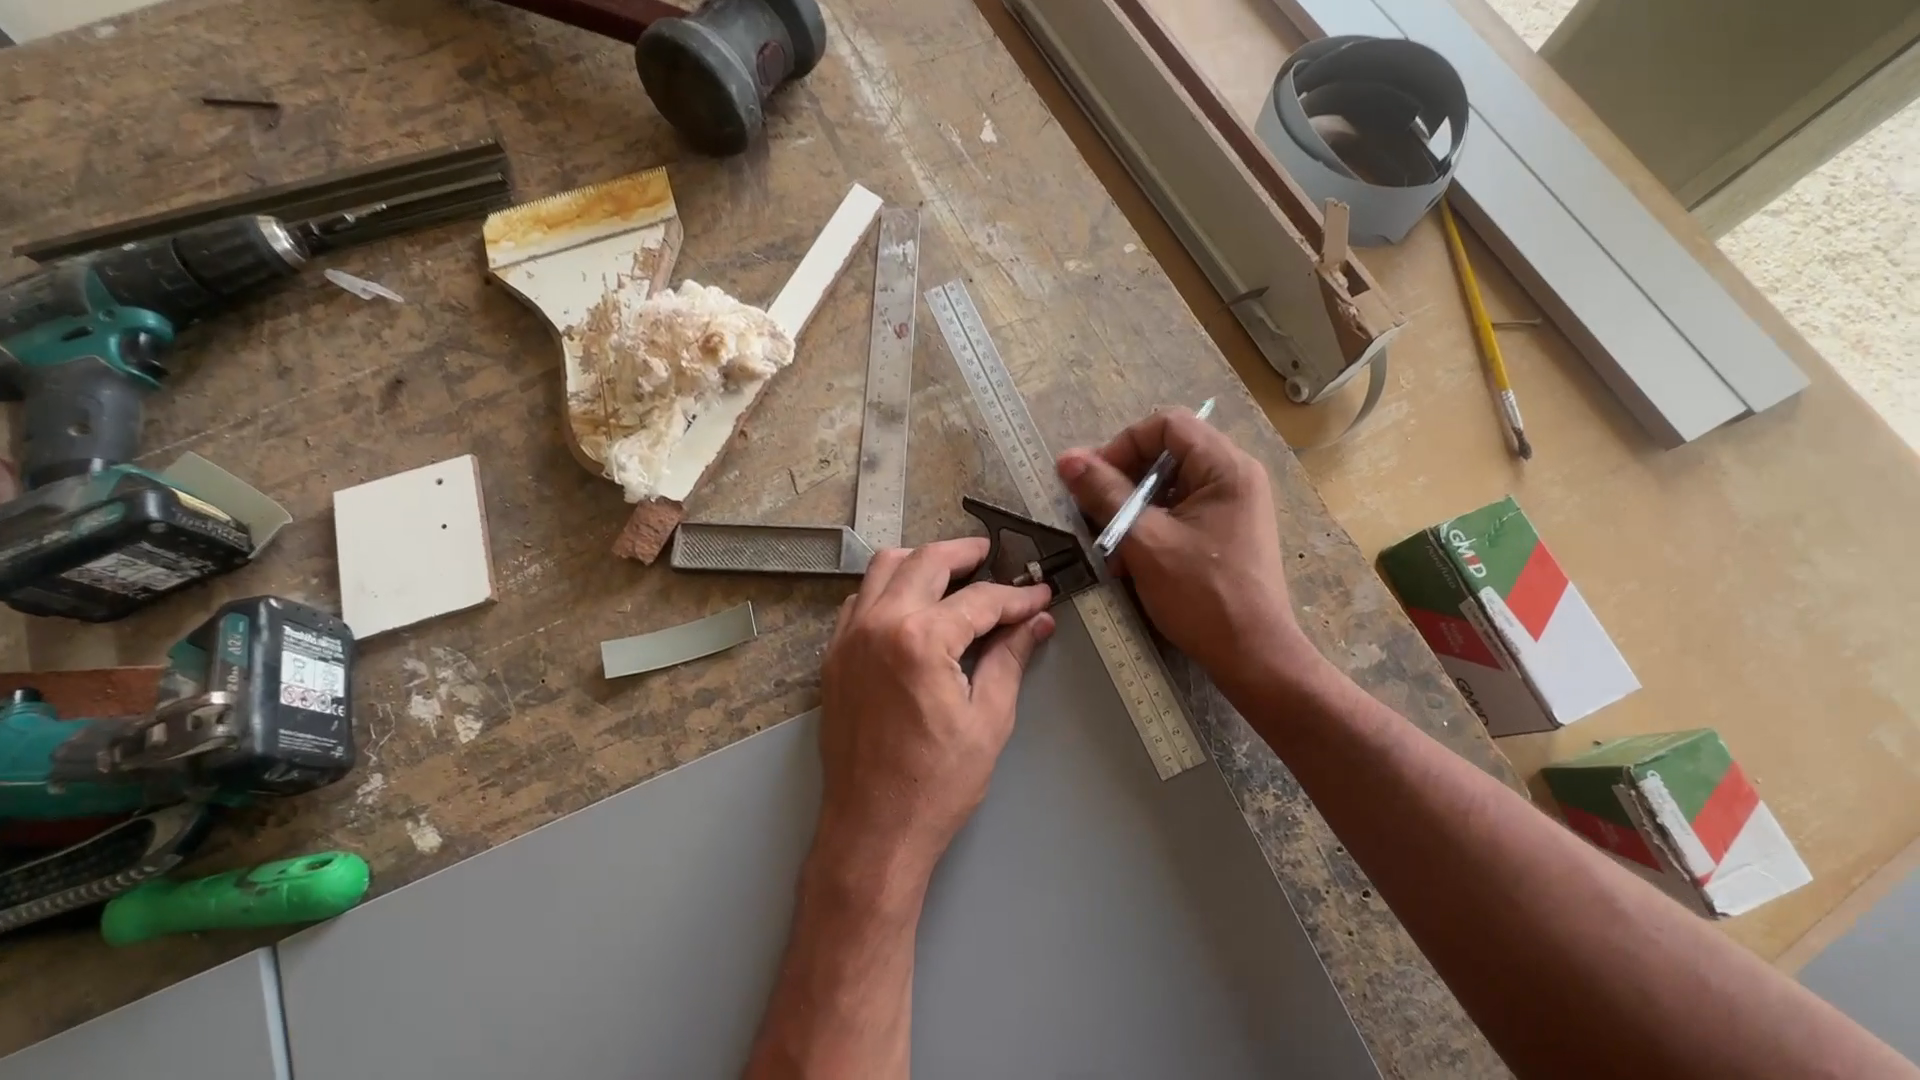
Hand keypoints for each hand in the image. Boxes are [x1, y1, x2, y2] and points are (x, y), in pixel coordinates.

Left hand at [815, 539, 1055, 885]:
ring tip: (953, 575)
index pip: (978, 600)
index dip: (1016, 596)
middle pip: (924, 562)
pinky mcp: (834, 659)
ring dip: (920, 563)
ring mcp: (848, 640)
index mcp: (919, 640)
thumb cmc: (936, 785)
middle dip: (964, 555)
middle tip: (993, 558)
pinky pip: (859, 601)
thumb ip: (1010, 659)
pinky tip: (911, 608)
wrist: (873, 830)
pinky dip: (886, 590)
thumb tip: (1035, 623)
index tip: (1039, 597)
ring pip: (882, 570)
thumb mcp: (989, 720)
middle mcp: (876, 626)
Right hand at [1057, 408, 1307, 687]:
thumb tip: (1067, 460)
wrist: (1252, 655)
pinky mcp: (1227, 531)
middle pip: (1167, 453)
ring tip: (1111, 546)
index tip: (1093, 481)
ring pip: (1170, 486)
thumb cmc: (1202, 595)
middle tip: (1094, 513)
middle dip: (1124, 481)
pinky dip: (1152, 526)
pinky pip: (1181, 511)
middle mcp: (1235, 476)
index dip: (1122, 445)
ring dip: (1133, 509)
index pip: (1166, 425)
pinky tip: (1132, 559)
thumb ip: (1105, 494)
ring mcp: (1234, 505)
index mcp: (1225, 467)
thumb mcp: (1144, 541)